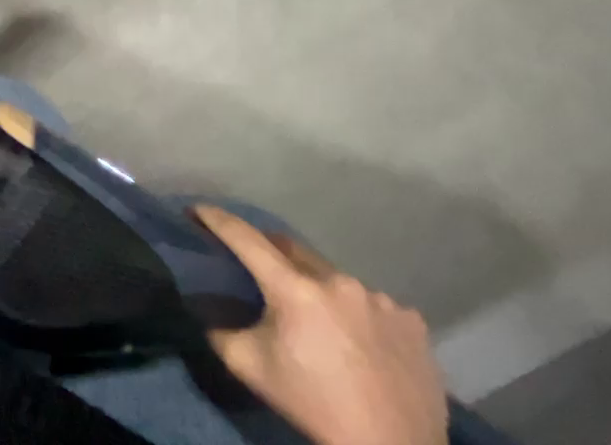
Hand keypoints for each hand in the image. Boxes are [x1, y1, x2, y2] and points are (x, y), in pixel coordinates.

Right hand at [196, 205, 448, 444]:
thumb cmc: (312, 402)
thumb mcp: (246, 365)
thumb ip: (218, 327)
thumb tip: (207, 309)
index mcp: (295, 290)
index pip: (245, 238)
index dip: (216, 218)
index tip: (197, 209)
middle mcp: (340, 283)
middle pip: (291, 250)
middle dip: (266, 252)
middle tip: (252, 266)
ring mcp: (382, 300)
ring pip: (333, 277)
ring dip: (314, 285)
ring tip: (313, 316)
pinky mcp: (412, 321)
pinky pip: (370, 302)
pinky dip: (353, 310)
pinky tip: (354, 337)